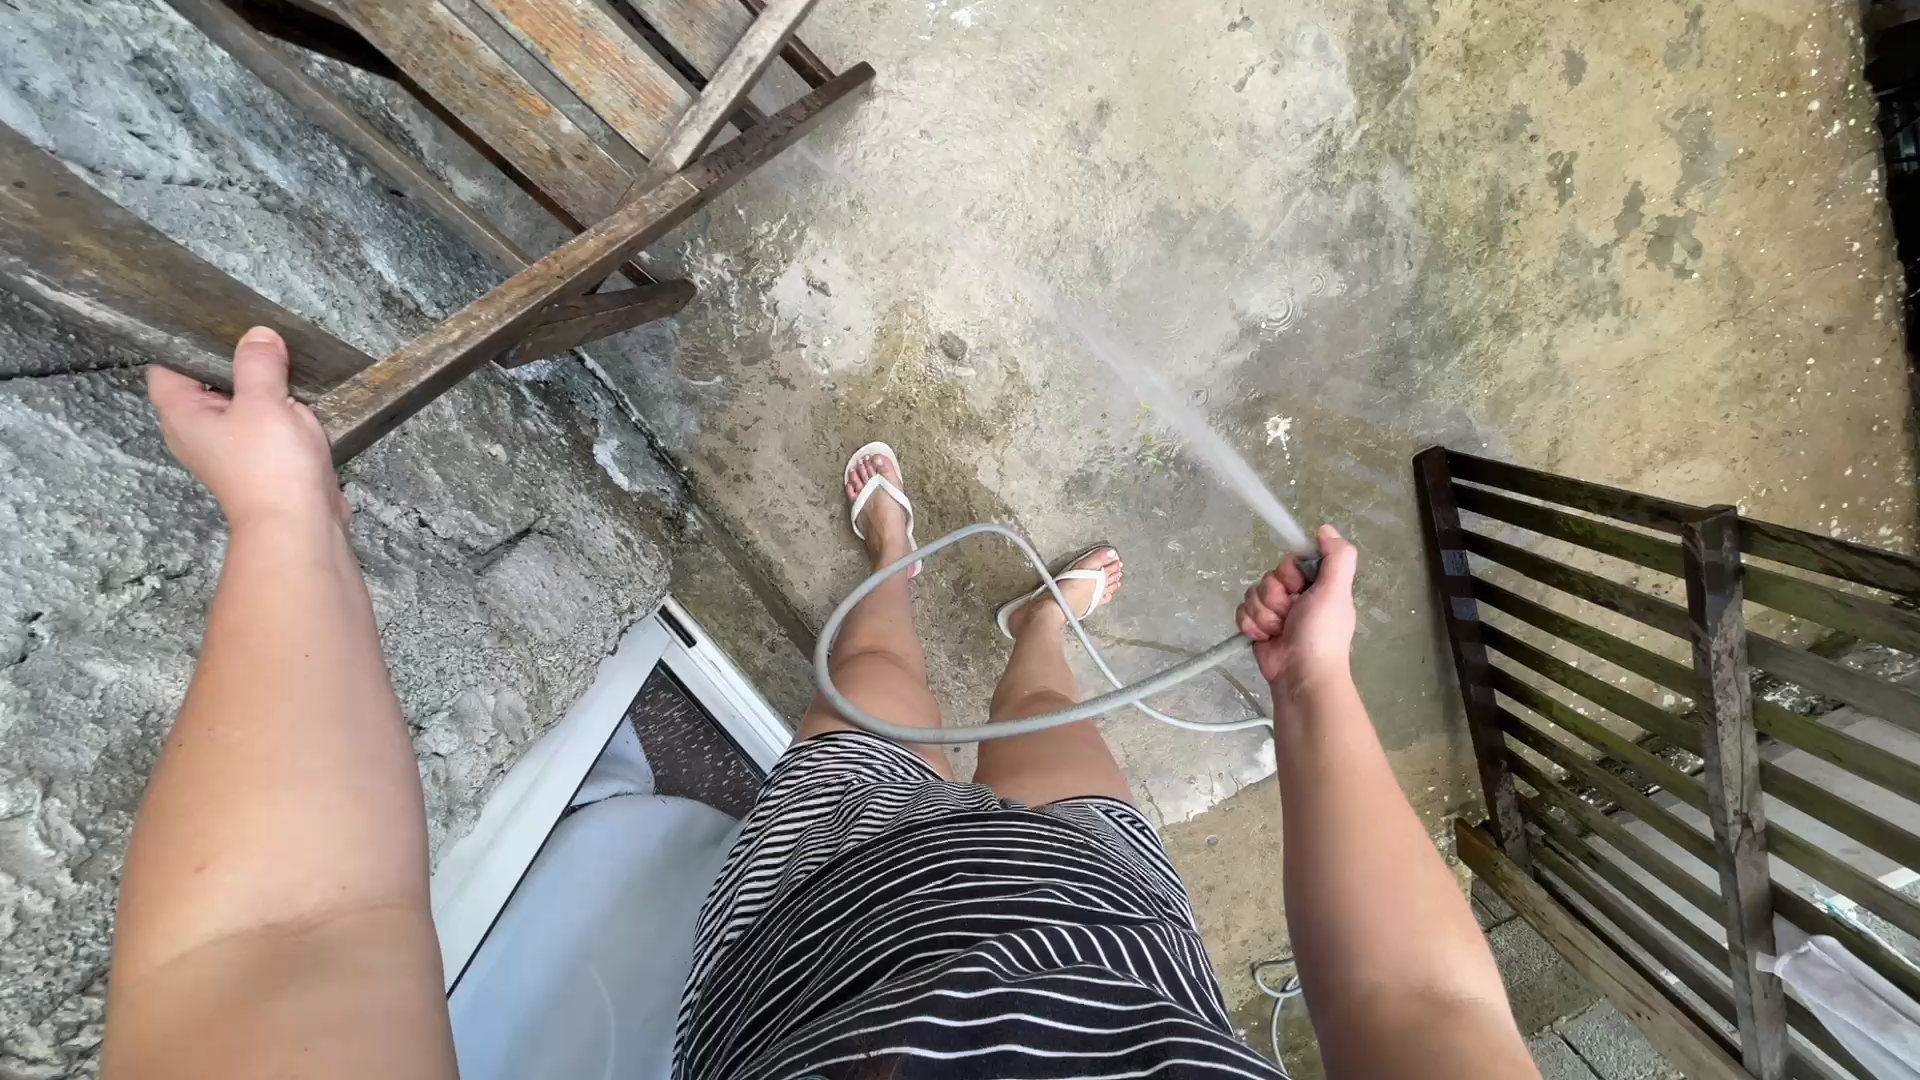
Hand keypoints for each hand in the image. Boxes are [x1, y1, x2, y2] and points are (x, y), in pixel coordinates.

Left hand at [146, 327, 347, 533]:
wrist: (298, 521)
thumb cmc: (270, 465)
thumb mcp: (266, 403)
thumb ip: (260, 365)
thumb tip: (260, 335)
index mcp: (181, 413)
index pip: (170, 366)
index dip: (195, 347)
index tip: (232, 334)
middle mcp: (195, 432)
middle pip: (210, 387)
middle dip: (242, 372)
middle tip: (274, 356)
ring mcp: (228, 452)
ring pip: (242, 411)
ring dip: (269, 400)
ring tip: (298, 388)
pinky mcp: (259, 467)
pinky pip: (266, 434)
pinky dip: (284, 424)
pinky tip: (307, 421)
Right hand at [1235, 525, 1358, 693]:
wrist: (1300, 674)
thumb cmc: (1321, 633)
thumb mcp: (1335, 592)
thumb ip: (1337, 557)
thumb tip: (1325, 529)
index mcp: (1317, 586)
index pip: (1290, 562)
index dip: (1288, 573)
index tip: (1297, 587)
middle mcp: (1296, 597)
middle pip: (1268, 578)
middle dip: (1273, 597)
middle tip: (1289, 614)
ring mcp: (1275, 612)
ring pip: (1252, 594)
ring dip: (1262, 614)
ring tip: (1277, 630)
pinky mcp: (1257, 627)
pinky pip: (1241, 612)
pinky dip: (1250, 625)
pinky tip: (1264, 637)